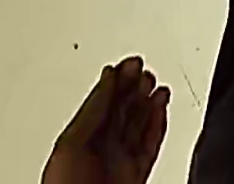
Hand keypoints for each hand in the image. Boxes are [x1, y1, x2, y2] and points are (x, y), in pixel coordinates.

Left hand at [42, 57, 169, 183]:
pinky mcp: (136, 175)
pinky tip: (161, 106)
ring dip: (149, 100)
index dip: (118, 76)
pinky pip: (151, 143)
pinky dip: (159, 122)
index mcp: (81, 138)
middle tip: (144, 66)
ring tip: (157, 83)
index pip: (102, 98)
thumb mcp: (72, 144)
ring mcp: (119, 161)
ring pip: (139, 122)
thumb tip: (109, 76)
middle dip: (134, 84)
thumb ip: (93, 109)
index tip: (130, 60)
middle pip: (122, 107)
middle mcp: (101, 147)